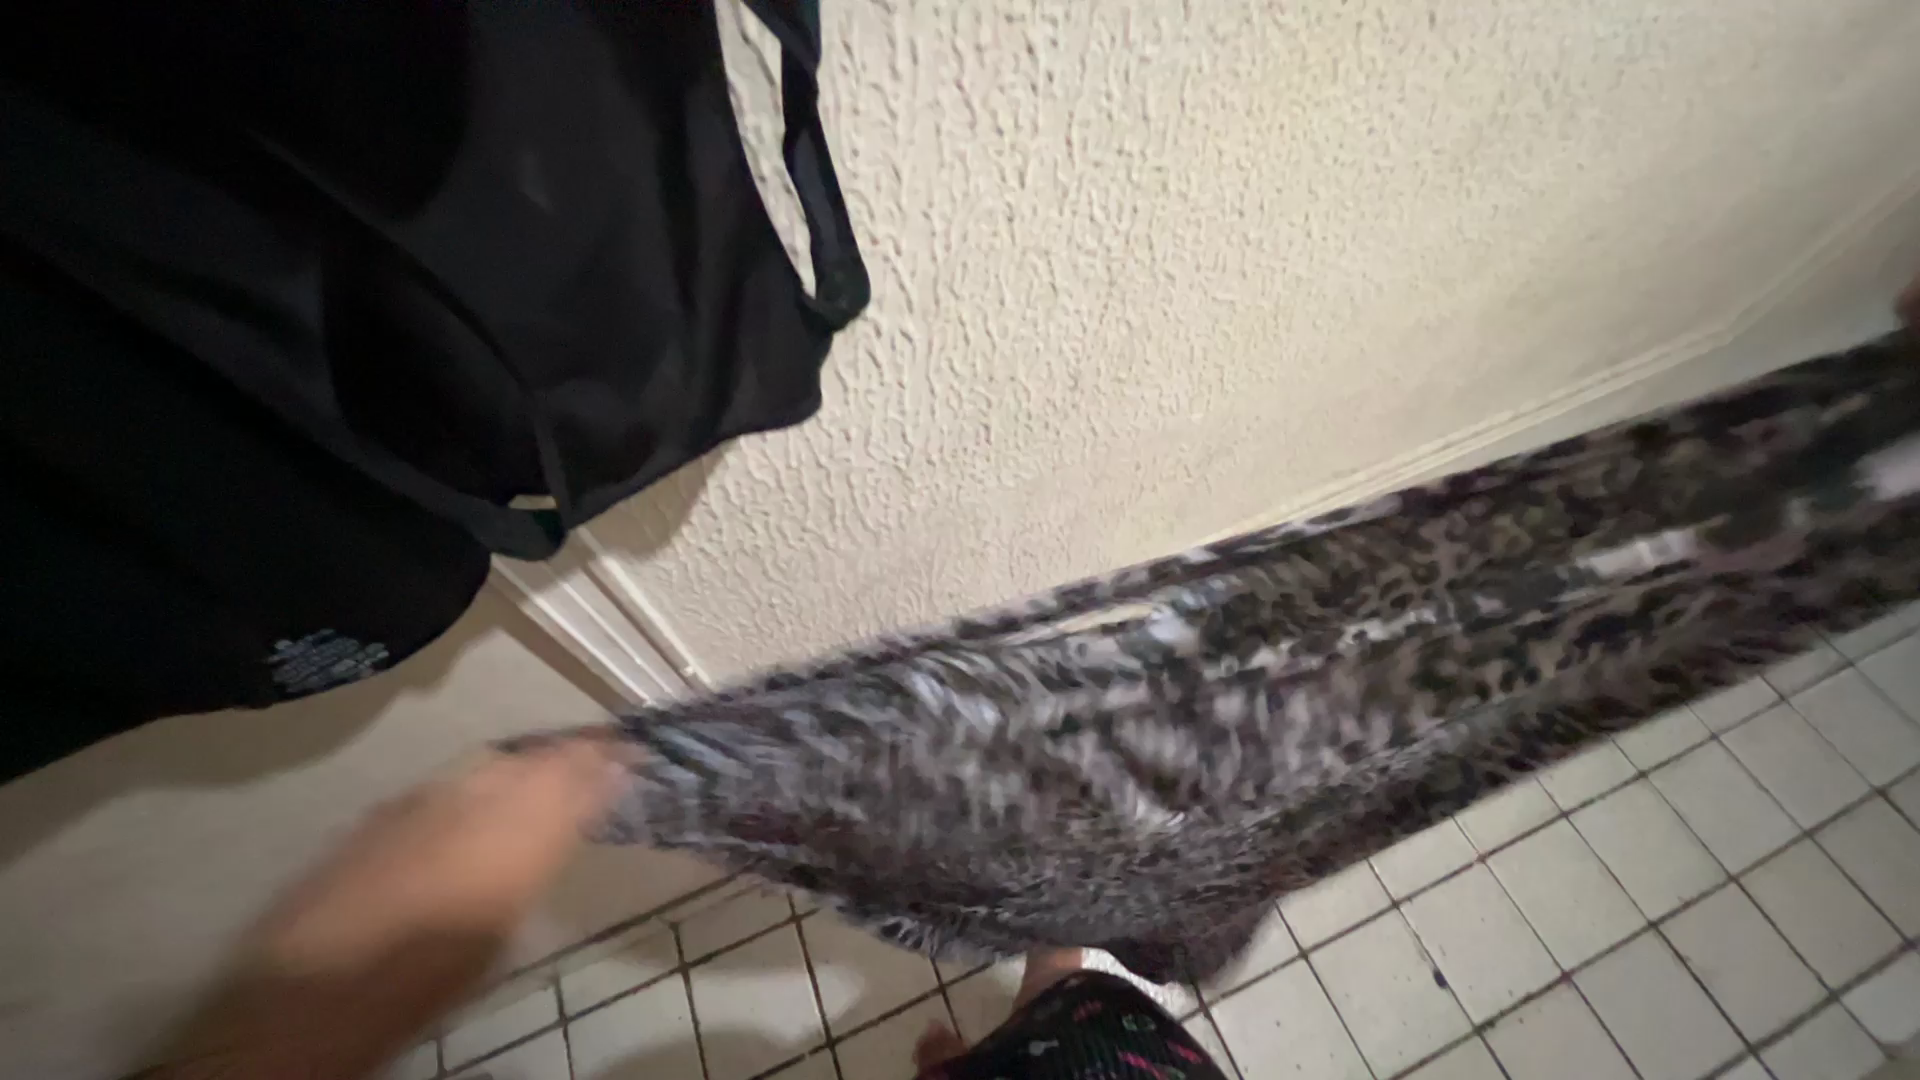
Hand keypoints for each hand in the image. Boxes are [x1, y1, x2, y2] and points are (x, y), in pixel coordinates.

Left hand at [151, 739, 625, 1079]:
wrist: (318, 987)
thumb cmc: (436, 967)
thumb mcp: (513, 913)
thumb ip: (550, 849)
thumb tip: (586, 808)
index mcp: (524, 823)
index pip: (584, 769)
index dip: (612, 756)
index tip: (637, 752)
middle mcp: (483, 793)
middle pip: (544, 755)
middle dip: (578, 750)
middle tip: (602, 755)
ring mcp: (433, 794)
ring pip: (500, 759)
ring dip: (532, 760)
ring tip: (550, 770)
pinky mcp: (391, 806)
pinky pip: (455, 778)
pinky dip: (482, 780)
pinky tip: (482, 798)